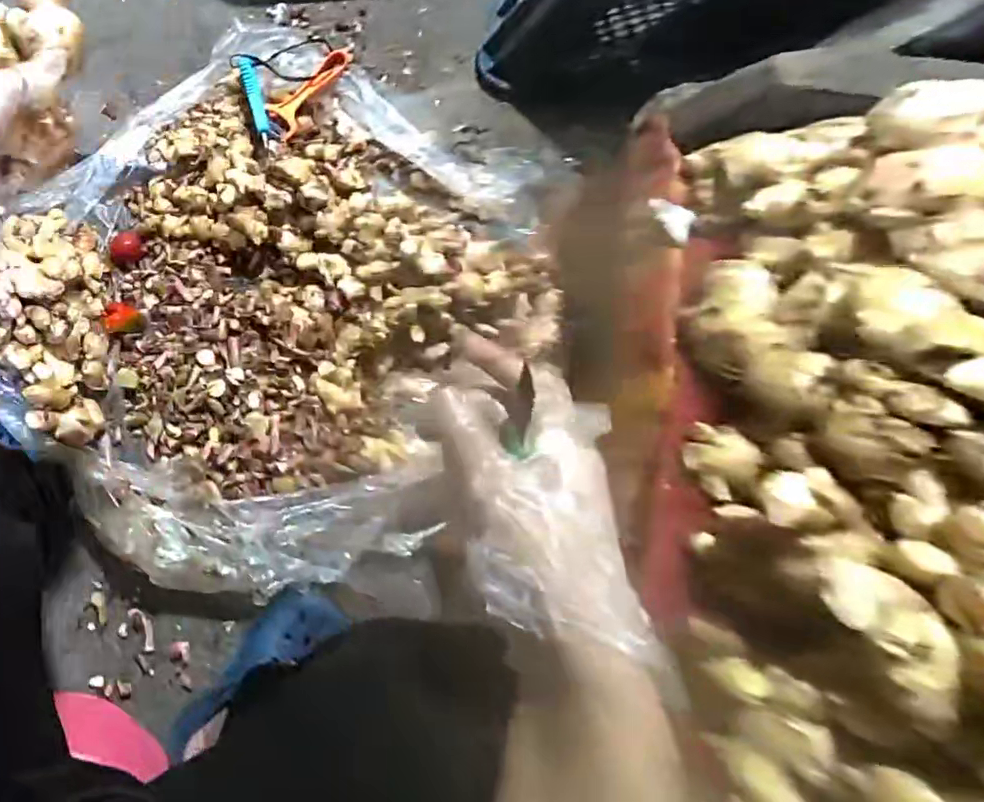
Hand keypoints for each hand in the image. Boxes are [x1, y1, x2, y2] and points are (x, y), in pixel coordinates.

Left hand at [0, 37, 65, 247]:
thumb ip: (23, 78)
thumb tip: (59, 57)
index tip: (35, 31)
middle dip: (28, 78)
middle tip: (63, 71)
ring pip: (9, 120)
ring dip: (36, 116)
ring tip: (68, 107)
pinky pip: (15, 156)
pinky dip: (35, 152)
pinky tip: (60, 145)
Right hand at [431, 334, 659, 663]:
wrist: (569, 638)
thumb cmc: (530, 545)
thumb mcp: (487, 481)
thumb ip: (461, 429)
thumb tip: (440, 388)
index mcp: (560, 442)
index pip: (536, 381)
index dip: (497, 358)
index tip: (454, 345)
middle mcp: (559, 462)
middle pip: (512, 416)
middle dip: (463, 406)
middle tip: (421, 410)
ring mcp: (547, 497)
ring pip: (494, 453)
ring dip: (452, 450)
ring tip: (414, 460)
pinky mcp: (533, 528)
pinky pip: (490, 489)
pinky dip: (457, 486)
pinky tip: (427, 507)